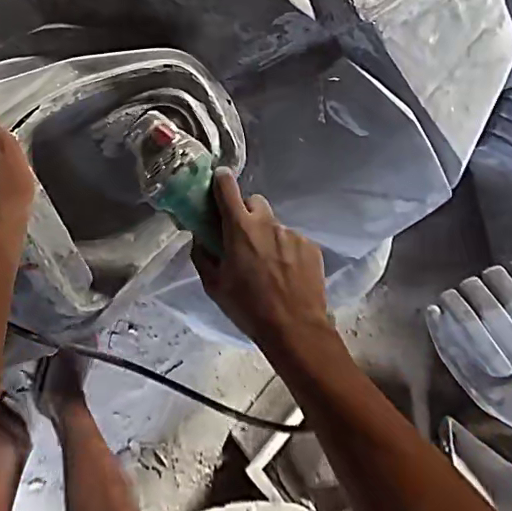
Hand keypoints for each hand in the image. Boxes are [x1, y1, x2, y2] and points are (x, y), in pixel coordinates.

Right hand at [194, 169, 332, 350]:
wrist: (296, 330)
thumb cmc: (248, 307)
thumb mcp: (214, 285)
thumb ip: (202, 256)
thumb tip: (200, 239)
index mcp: (239, 228)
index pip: (227, 188)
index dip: (221, 180)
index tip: (218, 180)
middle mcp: (267, 224)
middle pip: (254, 202)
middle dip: (246, 212)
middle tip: (242, 236)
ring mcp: (292, 234)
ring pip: (274, 224)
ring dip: (266, 235)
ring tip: (267, 264)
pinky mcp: (311, 247)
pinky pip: (292, 241)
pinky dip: (286, 251)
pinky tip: (285, 273)